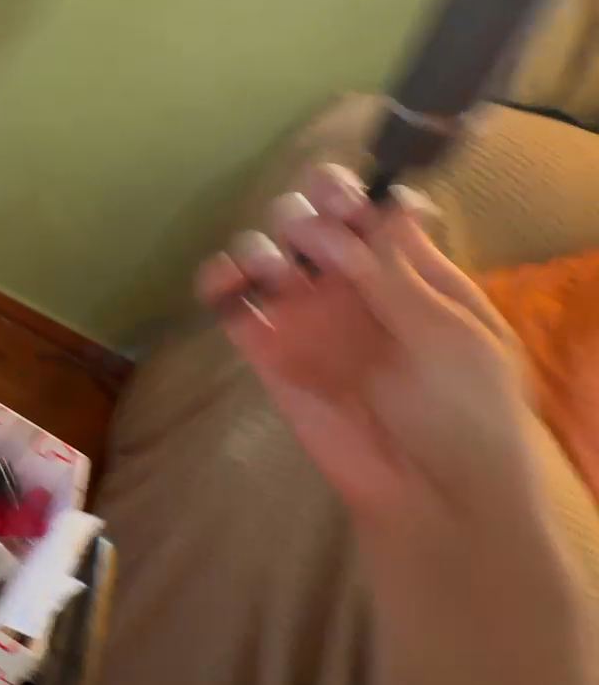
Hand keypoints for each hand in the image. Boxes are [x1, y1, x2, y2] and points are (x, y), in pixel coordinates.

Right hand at [198, 165, 534, 531]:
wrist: (425, 490)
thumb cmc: (465, 413)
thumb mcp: (451, 338)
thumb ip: (398, 275)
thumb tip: (381, 204)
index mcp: (407, 276)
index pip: (373, 214)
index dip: (353, 195)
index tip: (337, 193)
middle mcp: (349, 285)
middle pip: (311, 223)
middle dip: (303, 217)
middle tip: (310, 241)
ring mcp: (301, 313)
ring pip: (264, 252)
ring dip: (261, 247)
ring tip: (273, 272)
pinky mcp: (261, 341)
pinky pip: (227, 299)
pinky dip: (218, 280)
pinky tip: (229, 282)